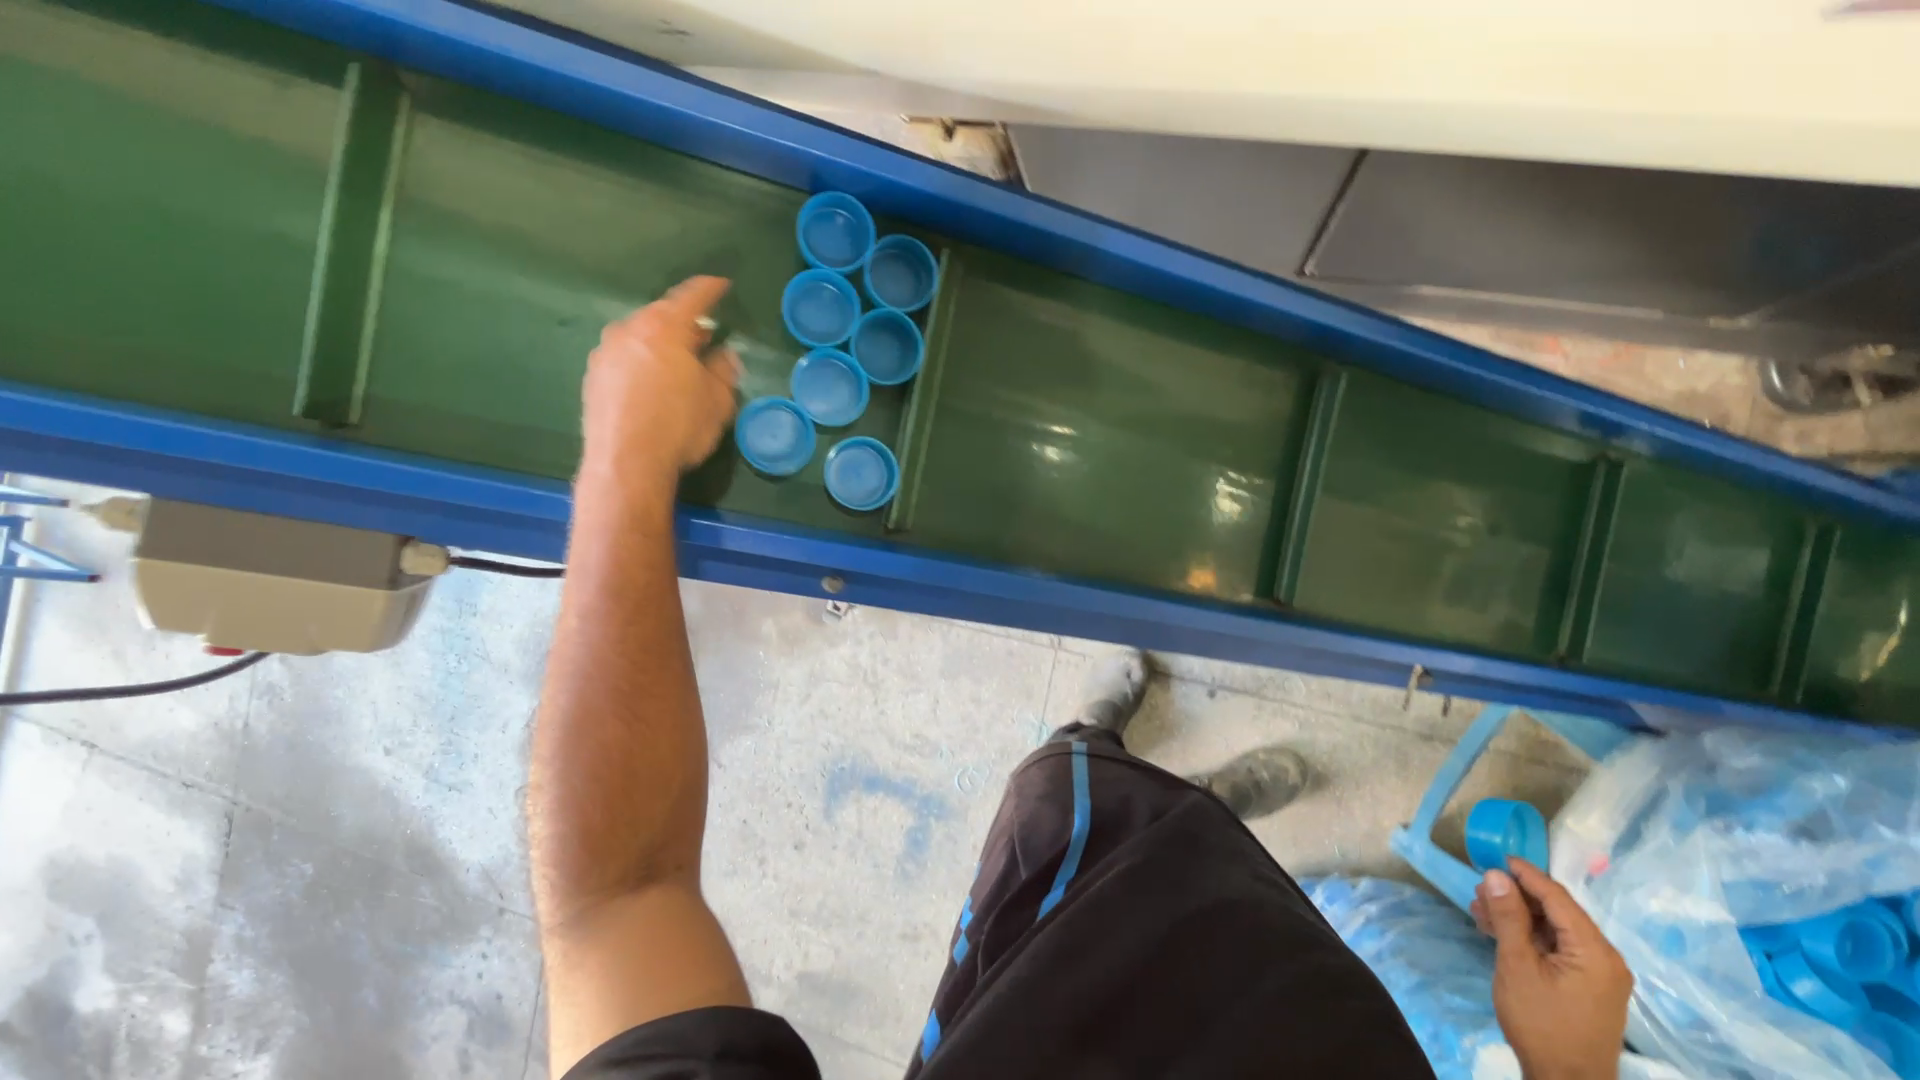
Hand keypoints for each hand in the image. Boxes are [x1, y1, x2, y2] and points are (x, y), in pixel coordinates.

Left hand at [582, 276, 742, 479]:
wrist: (626, 465)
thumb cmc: (679, 427)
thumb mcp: (718, 401)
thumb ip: (724, 369)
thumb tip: (723, 354)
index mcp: (665, 327)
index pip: (692, 296)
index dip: (710, 289)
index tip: (722, 286)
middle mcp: (630, 330)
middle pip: (662, 316)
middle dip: (684, 324)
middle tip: (703, 338)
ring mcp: (606, 353)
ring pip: (640, 338)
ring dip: (659, 345)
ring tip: (676, 365)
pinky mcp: (592, 378)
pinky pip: (624, 359)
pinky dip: (641, 364)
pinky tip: (652, 386)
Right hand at [1473, 857, 1632, 1079]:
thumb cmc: (1541, 1023)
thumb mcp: (1517, 966)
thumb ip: (1509, 917)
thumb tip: (1495, 874)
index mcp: (1595, 950)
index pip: (1558, 898)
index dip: (1526, 874)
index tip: (1495, 857)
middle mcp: (1606, 957)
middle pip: (1558, 912)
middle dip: (1517, 897)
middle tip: (1478, 891)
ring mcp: (1600, 974)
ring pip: (1556, 930)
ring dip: (1520, 917)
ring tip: (1481, 911)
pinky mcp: (1590, 987)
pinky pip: (1560, 949)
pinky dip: (1531, 938)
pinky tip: (1502, 935)